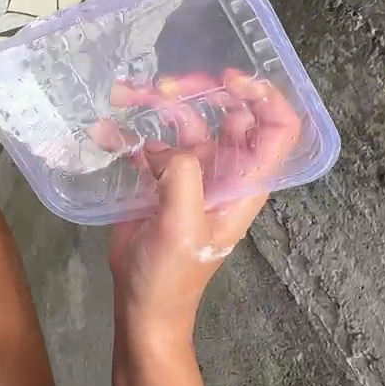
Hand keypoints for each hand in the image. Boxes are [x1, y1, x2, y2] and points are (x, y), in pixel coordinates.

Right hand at [108, 72, 302, 341]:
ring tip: (127, 95)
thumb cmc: (173, 274)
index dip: (262, 96)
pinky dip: (131, 129)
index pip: (277, 128)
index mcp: (244, 182)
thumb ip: (182, 178)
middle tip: (163, 87)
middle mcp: (225, 170)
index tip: (226, 79)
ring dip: (162, 104)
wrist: (142, 305)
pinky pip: (152, 140)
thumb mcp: (182, 227)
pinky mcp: (160, 177)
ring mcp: (192, 172)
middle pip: (229, 113)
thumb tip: (163, 145)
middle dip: (202, 90)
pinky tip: (107, 129)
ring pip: (187, 120)